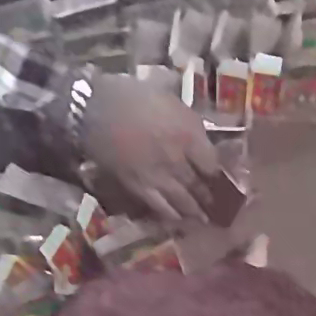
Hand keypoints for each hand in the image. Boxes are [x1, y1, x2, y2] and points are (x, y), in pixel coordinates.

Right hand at [81, 74, 218, 223]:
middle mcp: (178, 161)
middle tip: (216, 207)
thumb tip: (204, 140)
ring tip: (202, 218)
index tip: (222, 181)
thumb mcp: (171, 101)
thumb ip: (191, 124)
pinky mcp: (139, 187)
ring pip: (183, 201)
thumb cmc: (133, 96)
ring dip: (195, 212)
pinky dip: (171, 215)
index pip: (213, 165)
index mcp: (189, 135)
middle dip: (210, 199)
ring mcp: (158, 176)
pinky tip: (178, 219)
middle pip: (200, 186)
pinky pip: (160, 206)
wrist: (93, 107)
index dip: (219, 176)